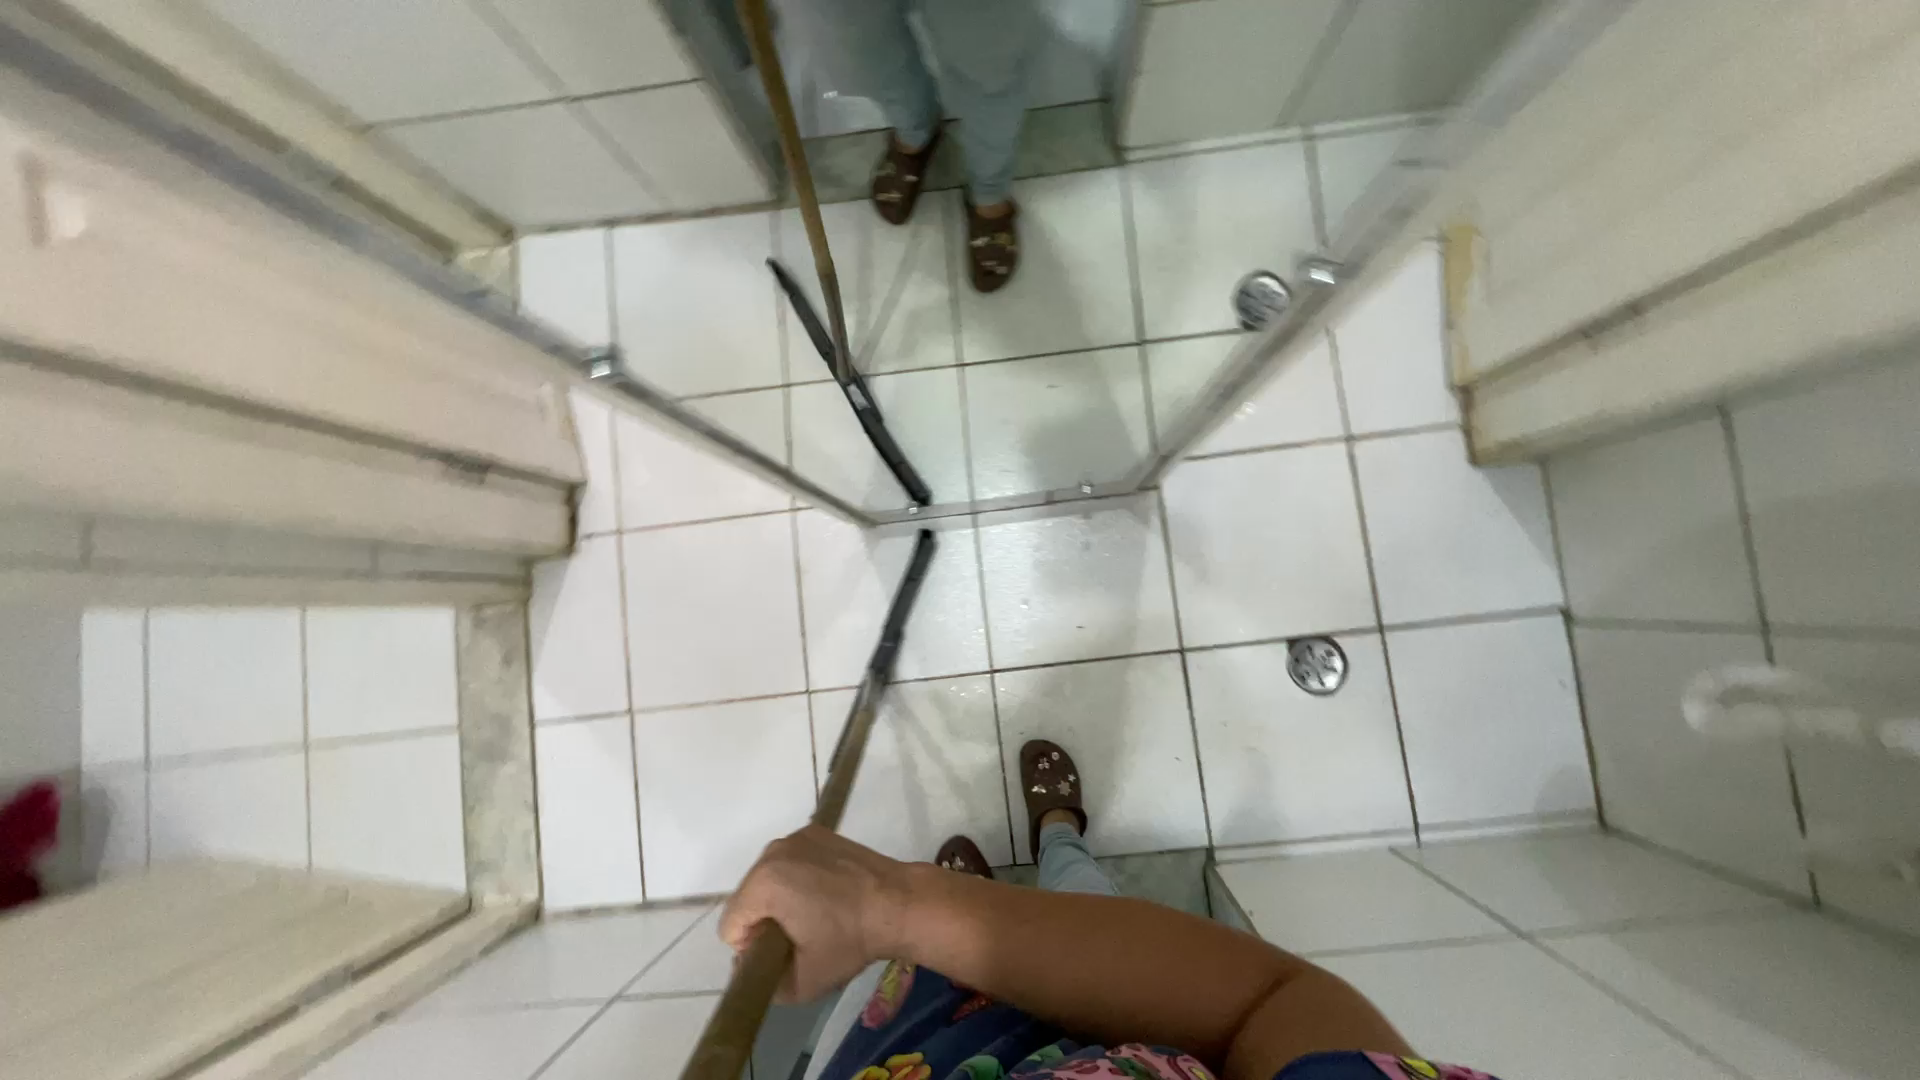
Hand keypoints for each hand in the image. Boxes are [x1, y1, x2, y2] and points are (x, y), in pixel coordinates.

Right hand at [719, 825, 920, 1001]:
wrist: (897, 902)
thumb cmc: (848, 940)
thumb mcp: (801, 982)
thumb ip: (762, 983)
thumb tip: (749, 967)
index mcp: (764, 883)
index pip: (731, 925)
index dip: (751, 947)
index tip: (782, 951)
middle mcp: (774, 851)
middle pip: (748, 896)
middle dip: (764, 919)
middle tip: (800, 934)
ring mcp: (797, 837)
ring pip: (768, 877)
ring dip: (780, 898)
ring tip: (814, 913)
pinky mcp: (817, 832)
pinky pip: (790, 860)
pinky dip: (798, 876)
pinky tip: (824, 891)